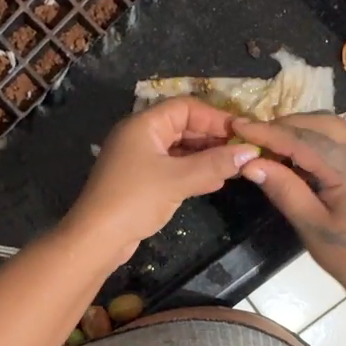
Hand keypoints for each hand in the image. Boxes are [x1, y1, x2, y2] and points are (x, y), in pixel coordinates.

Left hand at [62, 97, 260, 266]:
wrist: (97, 238)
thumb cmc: (134, 200)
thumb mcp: (178, 180)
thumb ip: (214, 164)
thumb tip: (249, 152)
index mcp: (144, 125)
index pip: (186, 108)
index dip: (215, 117)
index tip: (242, 132)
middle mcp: (140, 136)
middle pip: (183, 127)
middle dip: (213, 138)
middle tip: (243, 151)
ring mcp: (139, 160)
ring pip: (179, 150)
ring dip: (206, 157)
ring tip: (235, 166)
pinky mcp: (140, 181)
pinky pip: (172, 168)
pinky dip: (193, 172)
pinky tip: (216, 181)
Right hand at [233, 114, 345, 312]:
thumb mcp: (310, 225)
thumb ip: (283, 189)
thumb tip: (249, 164)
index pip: (304, 140)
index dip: (269, 132)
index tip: (238, 126)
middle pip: (321, 123)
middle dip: (285, 125)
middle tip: (253, 136)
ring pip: (332, 127)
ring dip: (300, 130)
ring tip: (270, 144)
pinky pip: (341, 140)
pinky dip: (315, 140)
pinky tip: (295, 156)